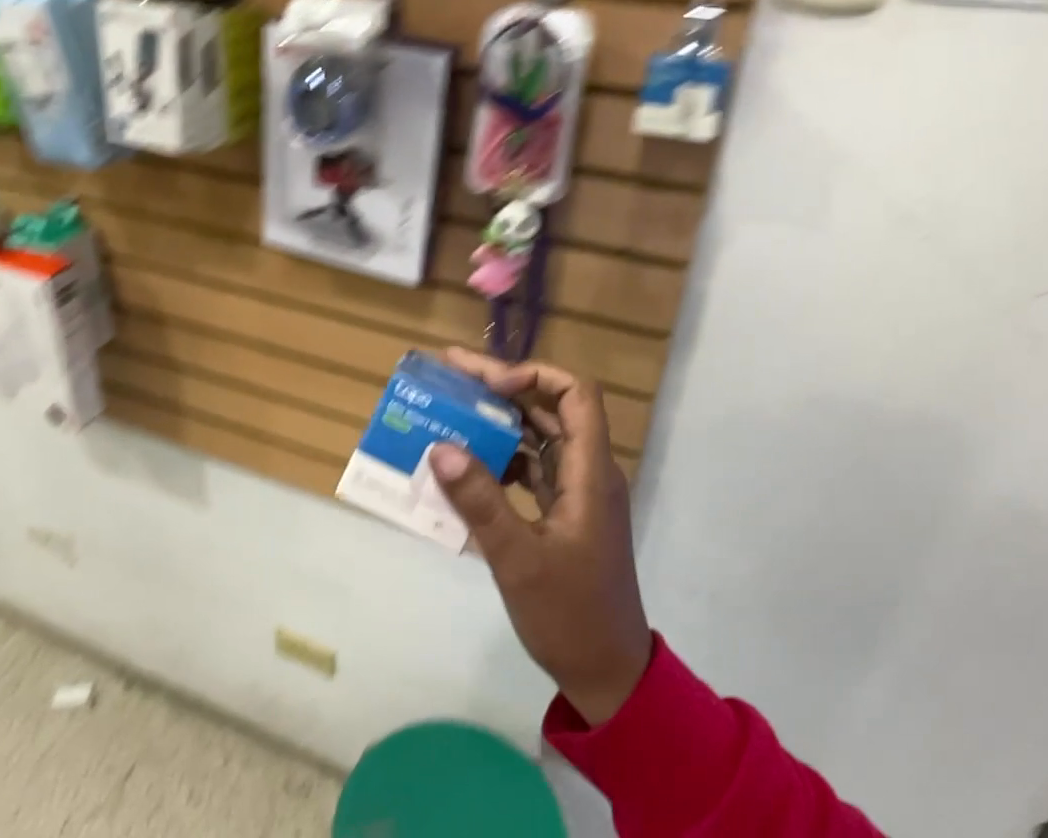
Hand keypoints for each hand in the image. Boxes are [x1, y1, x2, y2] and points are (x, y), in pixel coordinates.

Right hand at [429, 348, 652, 725]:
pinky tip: (466, 470)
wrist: (607, 672)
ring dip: (499, 424)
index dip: (533, 375)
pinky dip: (502, 462)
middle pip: (551, 409)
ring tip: (449, 415)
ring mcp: (578, 495)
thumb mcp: (517, 559)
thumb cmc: (569, 615)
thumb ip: (480, 502)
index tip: (486, 384)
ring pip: (540, 439)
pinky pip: (533, 471)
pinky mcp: (565, 517)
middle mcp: (588, 473)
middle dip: (502, 388)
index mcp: (590, 474)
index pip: (575, 395)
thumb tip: (440, 448)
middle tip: (450, 375)